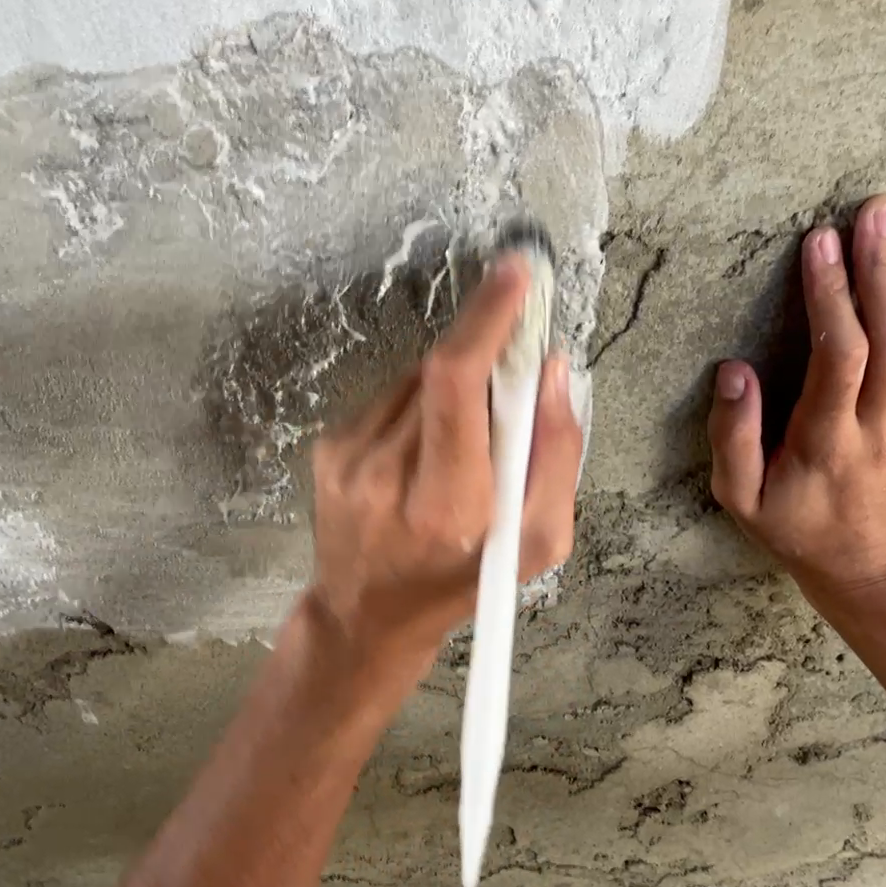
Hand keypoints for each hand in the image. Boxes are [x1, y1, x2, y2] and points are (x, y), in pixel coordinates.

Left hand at [306, 256, 585, 682]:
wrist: (365, 612)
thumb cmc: (463, 581)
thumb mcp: (538, 542)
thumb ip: (557, 454)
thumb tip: (550, 368)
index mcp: (443, 502)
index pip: (455, 384)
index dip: (486, 320)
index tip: (515, 274)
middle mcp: (383, 470)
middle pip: (441, 370)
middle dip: (485, 354)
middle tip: (513, 370)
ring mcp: (346, 454)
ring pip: (418, 379)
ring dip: (453, 389)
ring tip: (459, 444)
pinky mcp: (328, 444)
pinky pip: (392, 396)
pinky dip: (422, 406)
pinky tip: (422, 452)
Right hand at [708, 195, 885, 593]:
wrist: (862, 569)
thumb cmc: (790, 526)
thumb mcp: (738, 495)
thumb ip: (733, 435)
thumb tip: (732, 370)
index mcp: (827, 442)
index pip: (838, 357)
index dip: (833, 296)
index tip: (821, 242)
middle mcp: (881, 431)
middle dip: (883, 271)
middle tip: (877, 212)